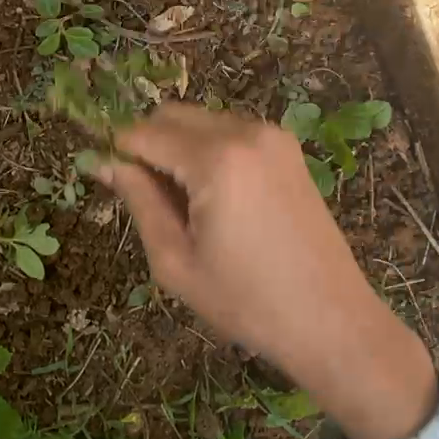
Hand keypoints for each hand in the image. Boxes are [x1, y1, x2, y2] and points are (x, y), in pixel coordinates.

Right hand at [98, 104, 436, 438]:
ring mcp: (271, 136)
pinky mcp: (287, 148)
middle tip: (146, 198)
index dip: (117, 153)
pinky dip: (206, 150)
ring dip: (177, 147)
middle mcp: (244, 132)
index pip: (143, 134)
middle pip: (170, 115)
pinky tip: (215, 198)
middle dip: (147, 145)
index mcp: (215, 160)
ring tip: (184, 204)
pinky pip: (227, 131)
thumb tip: (104, 162)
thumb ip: (138, 200)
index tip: (105, 181)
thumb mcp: (175, 260)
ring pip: (198, 120)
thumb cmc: (247, 302)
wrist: (335, 324)